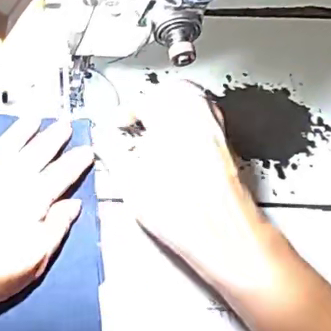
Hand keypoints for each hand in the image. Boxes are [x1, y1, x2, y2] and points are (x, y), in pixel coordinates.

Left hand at [0, 117, 93, 318]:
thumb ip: (56, 228)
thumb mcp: (35, 260)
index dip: (76, 162)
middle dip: (53, 137)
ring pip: (6, 145)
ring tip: (33, 118)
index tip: (86, 150)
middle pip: (37, 152)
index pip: (61, 174)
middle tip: (64, 124)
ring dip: (20, 129)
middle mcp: (9, 180)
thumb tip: (72, 205)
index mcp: (33, 199)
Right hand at [93, 80, 282, 293]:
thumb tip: (102, 140)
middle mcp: (199, 124)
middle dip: (153, 99)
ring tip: (157, 127)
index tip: (120, 122)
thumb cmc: (184, 217)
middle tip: (138, 116)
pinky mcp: (228, 150)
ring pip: (196, 102)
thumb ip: (113, 154)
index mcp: (173, 125)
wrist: (226, 239)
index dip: (127, 110)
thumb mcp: (131, 185)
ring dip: (174, 107)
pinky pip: (208, 120)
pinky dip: (191, 122)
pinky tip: (179, 143)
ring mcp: (218, 135)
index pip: (146, 99)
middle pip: (176, 91)